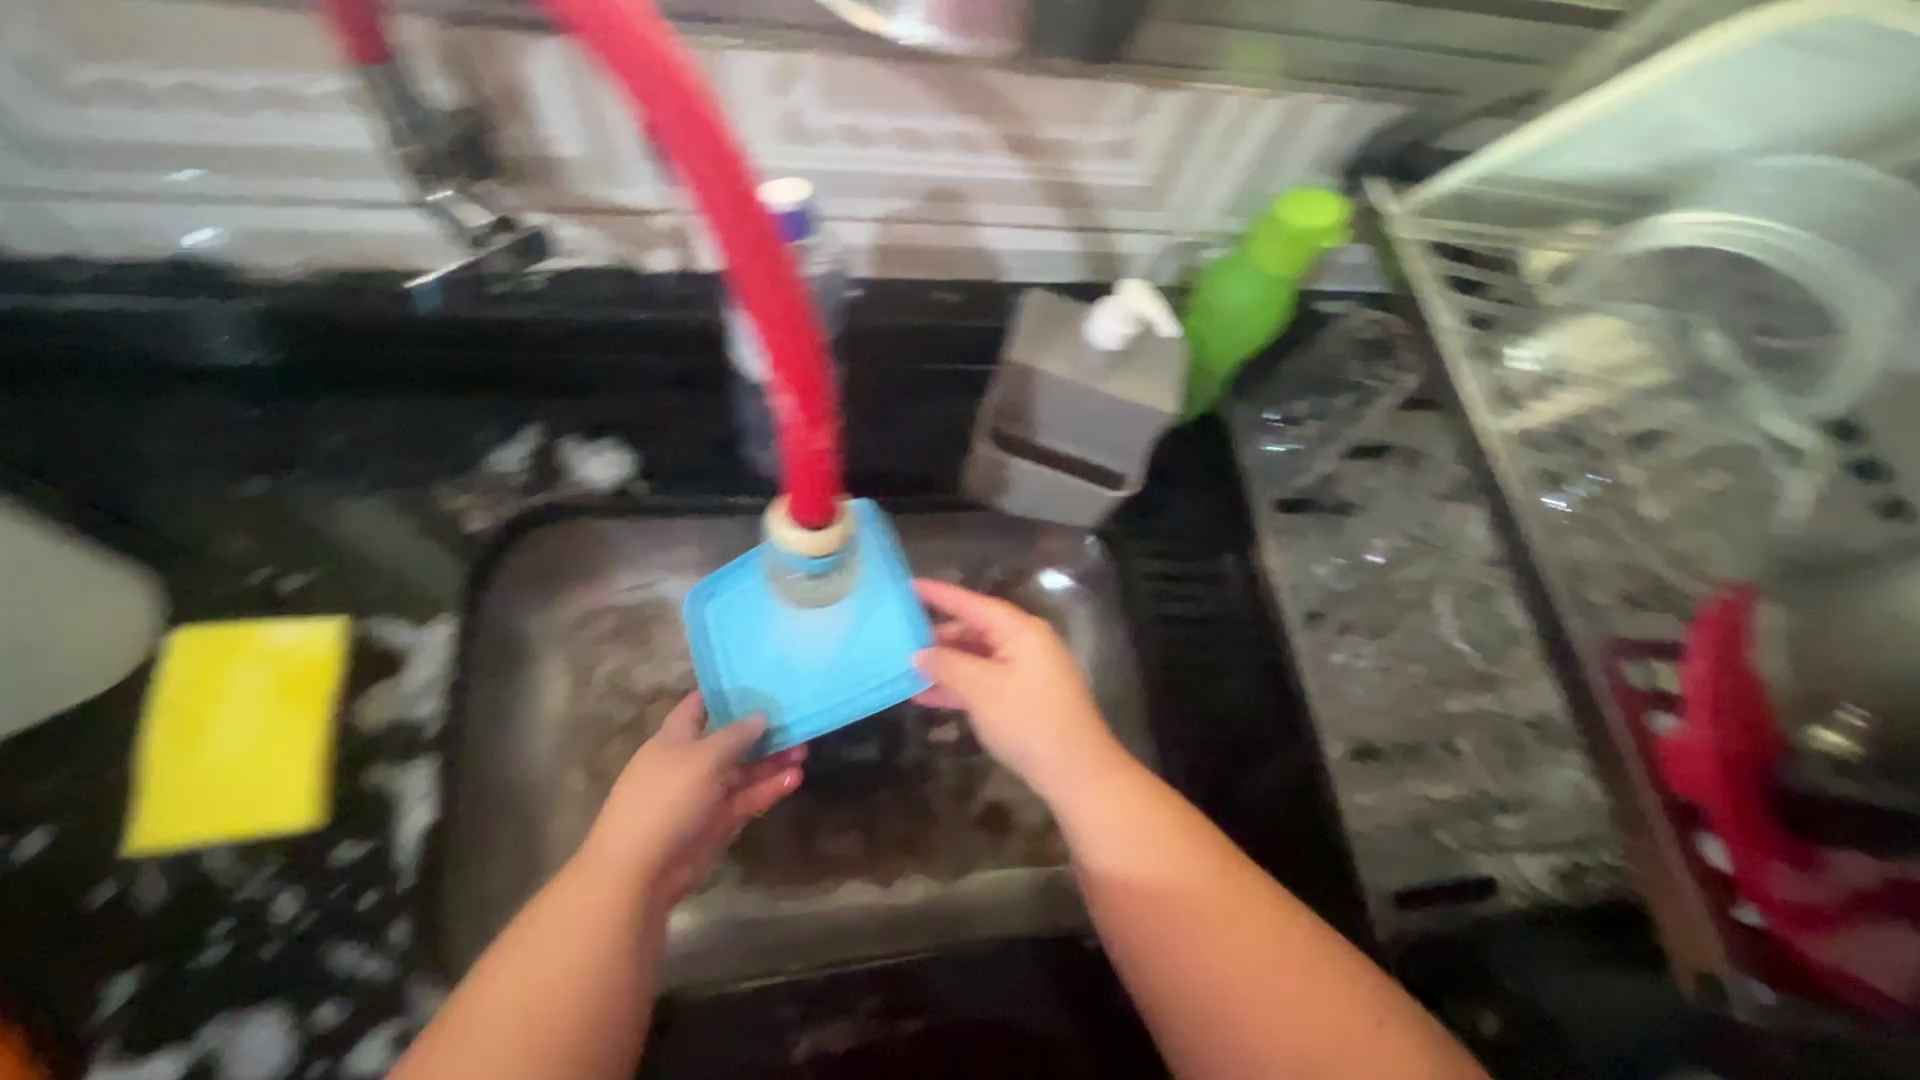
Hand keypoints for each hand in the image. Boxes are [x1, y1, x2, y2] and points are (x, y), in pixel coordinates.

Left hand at [581, 692, 804, 904]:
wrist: (639, 869)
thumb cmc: (665, 799)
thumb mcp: (703, 758)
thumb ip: (736, 736)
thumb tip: (761, 716)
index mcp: (674, 739)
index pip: (698, 706)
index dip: (723, 692)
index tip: (756, 680)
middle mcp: (690, 763)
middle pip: (729, 741)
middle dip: (761, 732)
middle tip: (796, 722)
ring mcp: (704, 794)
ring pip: (743, 772)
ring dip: (771, 762)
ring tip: (804, 751)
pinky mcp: (717, 823)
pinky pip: (747, 799)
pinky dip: (769, 789)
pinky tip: (795, 778)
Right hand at [912, 579, 1131, 803]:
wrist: (1076, 771)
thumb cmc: (1028, 720)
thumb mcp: (982, 689)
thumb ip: (947, 665)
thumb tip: (919, 653)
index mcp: (1020, 631)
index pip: (973, 604)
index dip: (940, 595)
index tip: (908, 586)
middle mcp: (1024, 644)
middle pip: (974, 630)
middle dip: (938, 636)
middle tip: (899, 639)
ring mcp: (1025, 672)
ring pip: (976, 658)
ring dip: (944, 666)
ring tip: (905, 671)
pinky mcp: (1022, 698)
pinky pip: (983, 682)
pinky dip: (958, 687)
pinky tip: (927, 697)